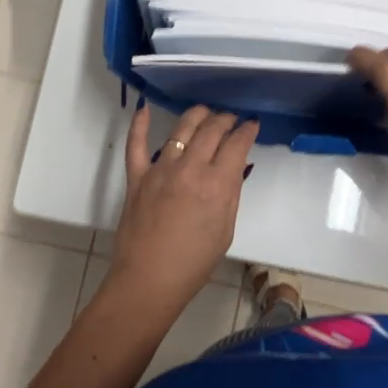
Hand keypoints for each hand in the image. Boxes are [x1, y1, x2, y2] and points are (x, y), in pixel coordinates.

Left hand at [109, 103, 258, 310]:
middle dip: (226, 119)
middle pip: (211, 129)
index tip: (251, 125)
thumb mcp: (226, 229)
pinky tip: (144, 108)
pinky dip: (139, 124)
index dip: (247, 130)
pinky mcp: (137, 176)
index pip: (237, 144)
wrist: (149, 279)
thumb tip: (233, 168)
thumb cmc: (194, 262)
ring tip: (205, 114)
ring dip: (197, 116)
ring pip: (181, 128)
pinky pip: (135, 144)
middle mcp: (190, 169)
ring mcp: (160, 169)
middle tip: (231, 120)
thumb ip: (230, 194)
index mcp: (217, 184)